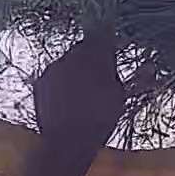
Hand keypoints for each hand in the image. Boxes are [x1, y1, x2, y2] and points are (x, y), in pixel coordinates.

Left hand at [33, 29, 124, 164]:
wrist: (68, 139)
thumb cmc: (99, 119)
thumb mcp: (118, 95)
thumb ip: (120, 74)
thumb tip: (134, 65)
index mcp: (93, 56)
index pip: (101, 36)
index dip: (105, 39)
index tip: (108, 45)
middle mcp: (70, 57)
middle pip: (81, 49)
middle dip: (89, 57)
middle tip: (97, 73)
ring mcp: (52, 69)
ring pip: (65, 62)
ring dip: (73, 69)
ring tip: (81, 90)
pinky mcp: (40, 83)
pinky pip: (53, 76)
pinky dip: (59, 82)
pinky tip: (66, 98)